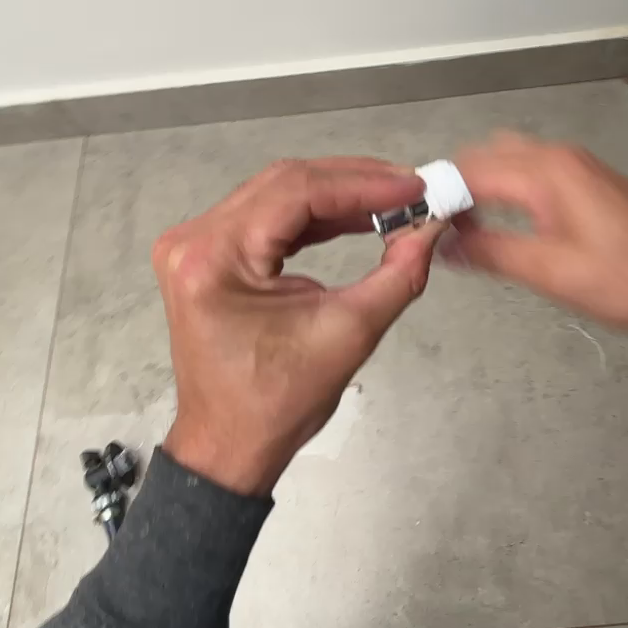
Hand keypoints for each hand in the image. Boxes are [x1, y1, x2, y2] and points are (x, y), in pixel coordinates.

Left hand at [154, 158, 445, 495]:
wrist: (230, 445)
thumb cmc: (281, 402)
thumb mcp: (349, 334)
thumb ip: (399, 274)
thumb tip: (433, 226)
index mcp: (215, 257)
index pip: (297, 193)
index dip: (362, 184)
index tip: (415, 186)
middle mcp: (195, 237)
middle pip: (285, 183)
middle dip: (354, 181)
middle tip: (410, 188)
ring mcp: (196, 242)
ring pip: (278, 194)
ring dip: (338, 194)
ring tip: (393, 199)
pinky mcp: (208, 252)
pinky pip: (268, 216)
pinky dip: (315, 215)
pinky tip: (357, 216)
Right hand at [446, 133, 627, 329]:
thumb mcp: (554, 274)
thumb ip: (493, 254)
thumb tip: (444, 246)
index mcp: (545, 173)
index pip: (469, 169)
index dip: (437, 194)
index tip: (415, 224)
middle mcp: (555, 157)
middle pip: (484, 155)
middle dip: (455, 187)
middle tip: (437, 230)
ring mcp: (574, 165)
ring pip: (507, 159)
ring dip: (480, 186)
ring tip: (465, 229)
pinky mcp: (586, 180)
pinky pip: (529, 170)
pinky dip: (504, 188)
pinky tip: (500, 222)